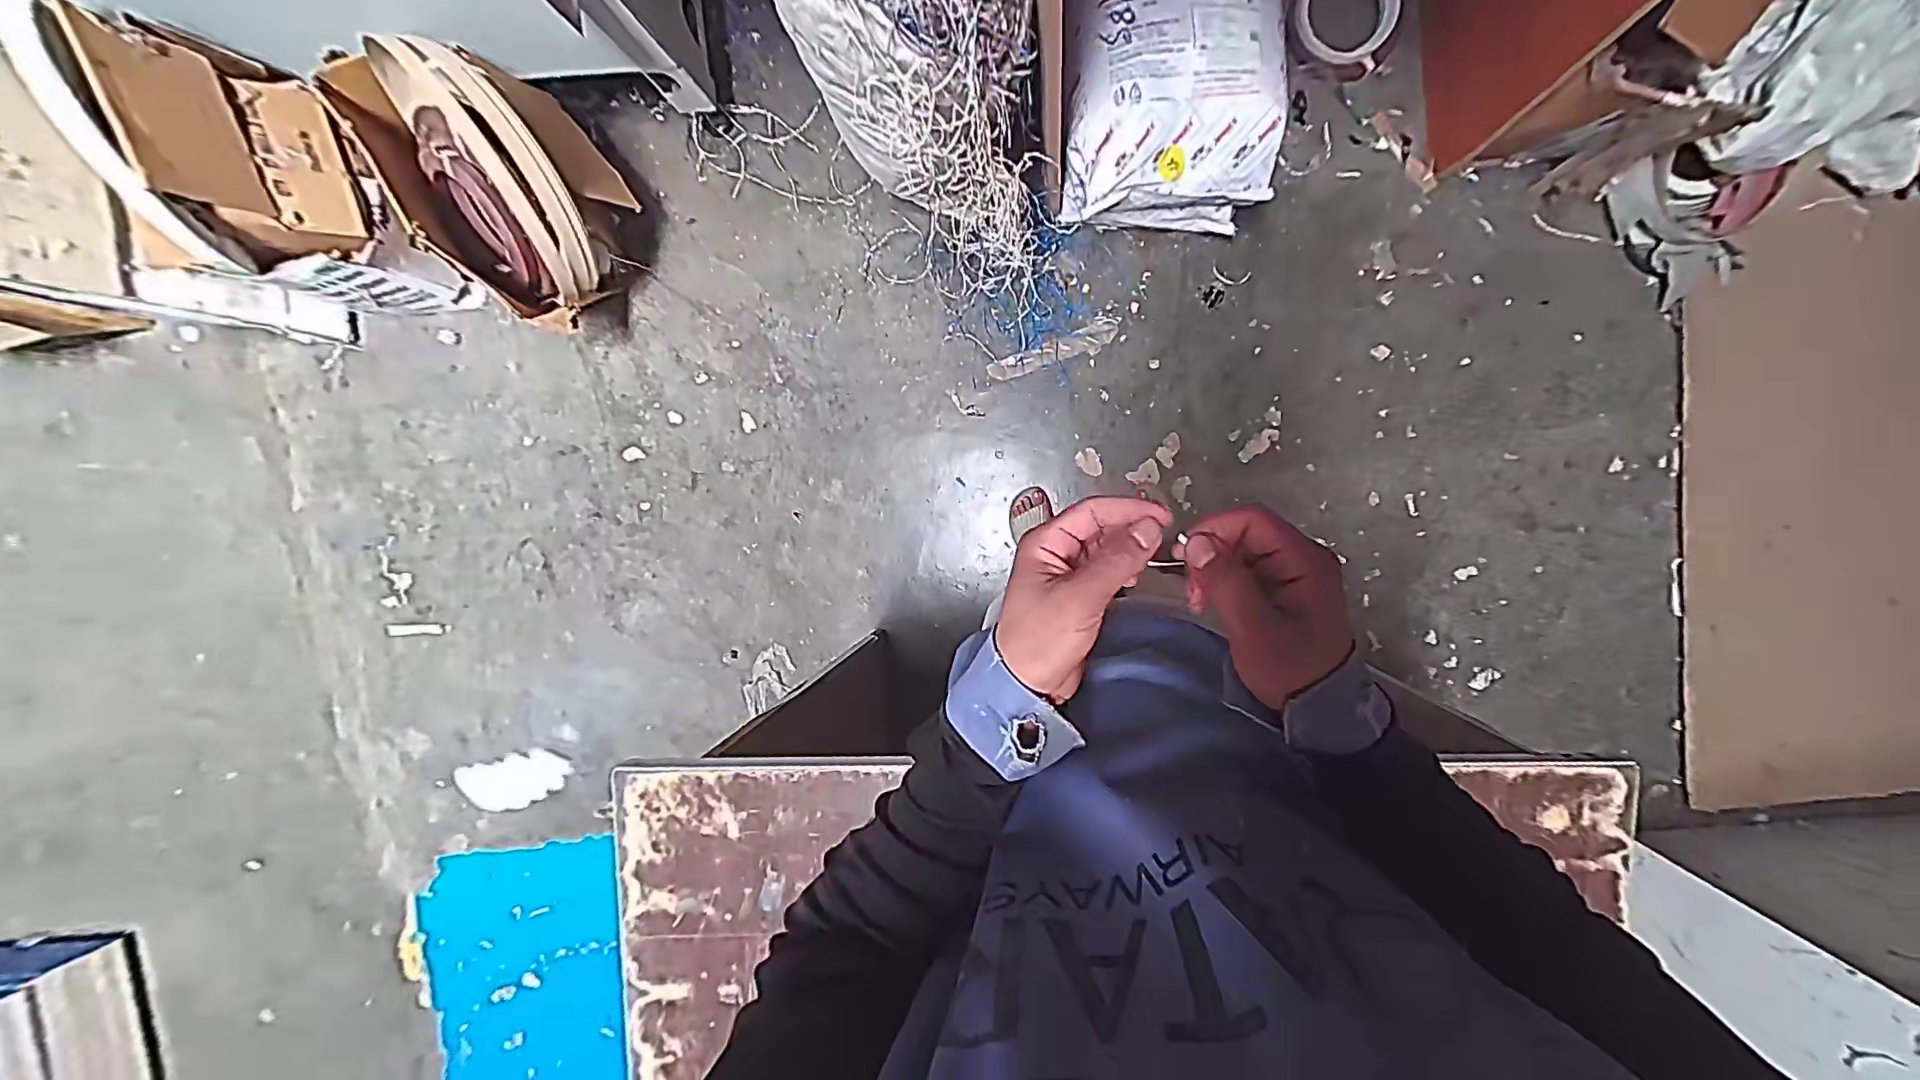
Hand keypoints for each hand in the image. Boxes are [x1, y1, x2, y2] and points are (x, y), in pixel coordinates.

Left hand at [996, 496, 1170, 700]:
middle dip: (1131, 528)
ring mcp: (1067, 574)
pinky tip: (1135, 575)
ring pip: (1106, 548)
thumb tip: (1146, 530)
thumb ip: (1116, 562)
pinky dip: (1125, 568)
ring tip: (1152, 554)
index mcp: (1045, 544)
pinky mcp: (1080, 594)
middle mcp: (1054, 554)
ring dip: (1130, 548)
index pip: (1091, 511)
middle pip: (1101, 526)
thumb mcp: (1080, 598)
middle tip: (1161, 536)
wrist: (1028, 684)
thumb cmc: (1036, 642)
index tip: (1158, 516)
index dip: (1127, 509)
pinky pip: (1107, 570)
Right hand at [1177, 505, 1354, 709]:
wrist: (1320, 708)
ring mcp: (1292, 573)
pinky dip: (1221, 579)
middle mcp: (1301, 558)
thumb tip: (1195, 543)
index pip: (1253, 520)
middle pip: (1245, 532)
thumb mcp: (1254, 627)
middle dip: (1210, 552)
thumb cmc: (1291, 668)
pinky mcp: (1280, 588)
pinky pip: (1244, 568)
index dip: (1214, 528)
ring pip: (1240, 549)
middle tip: (1191, 587)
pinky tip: (1210, 601)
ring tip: (1199, 599)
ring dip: (1212, 567)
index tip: (1185, 555)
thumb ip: (1226, 581)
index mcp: (1304, 560)